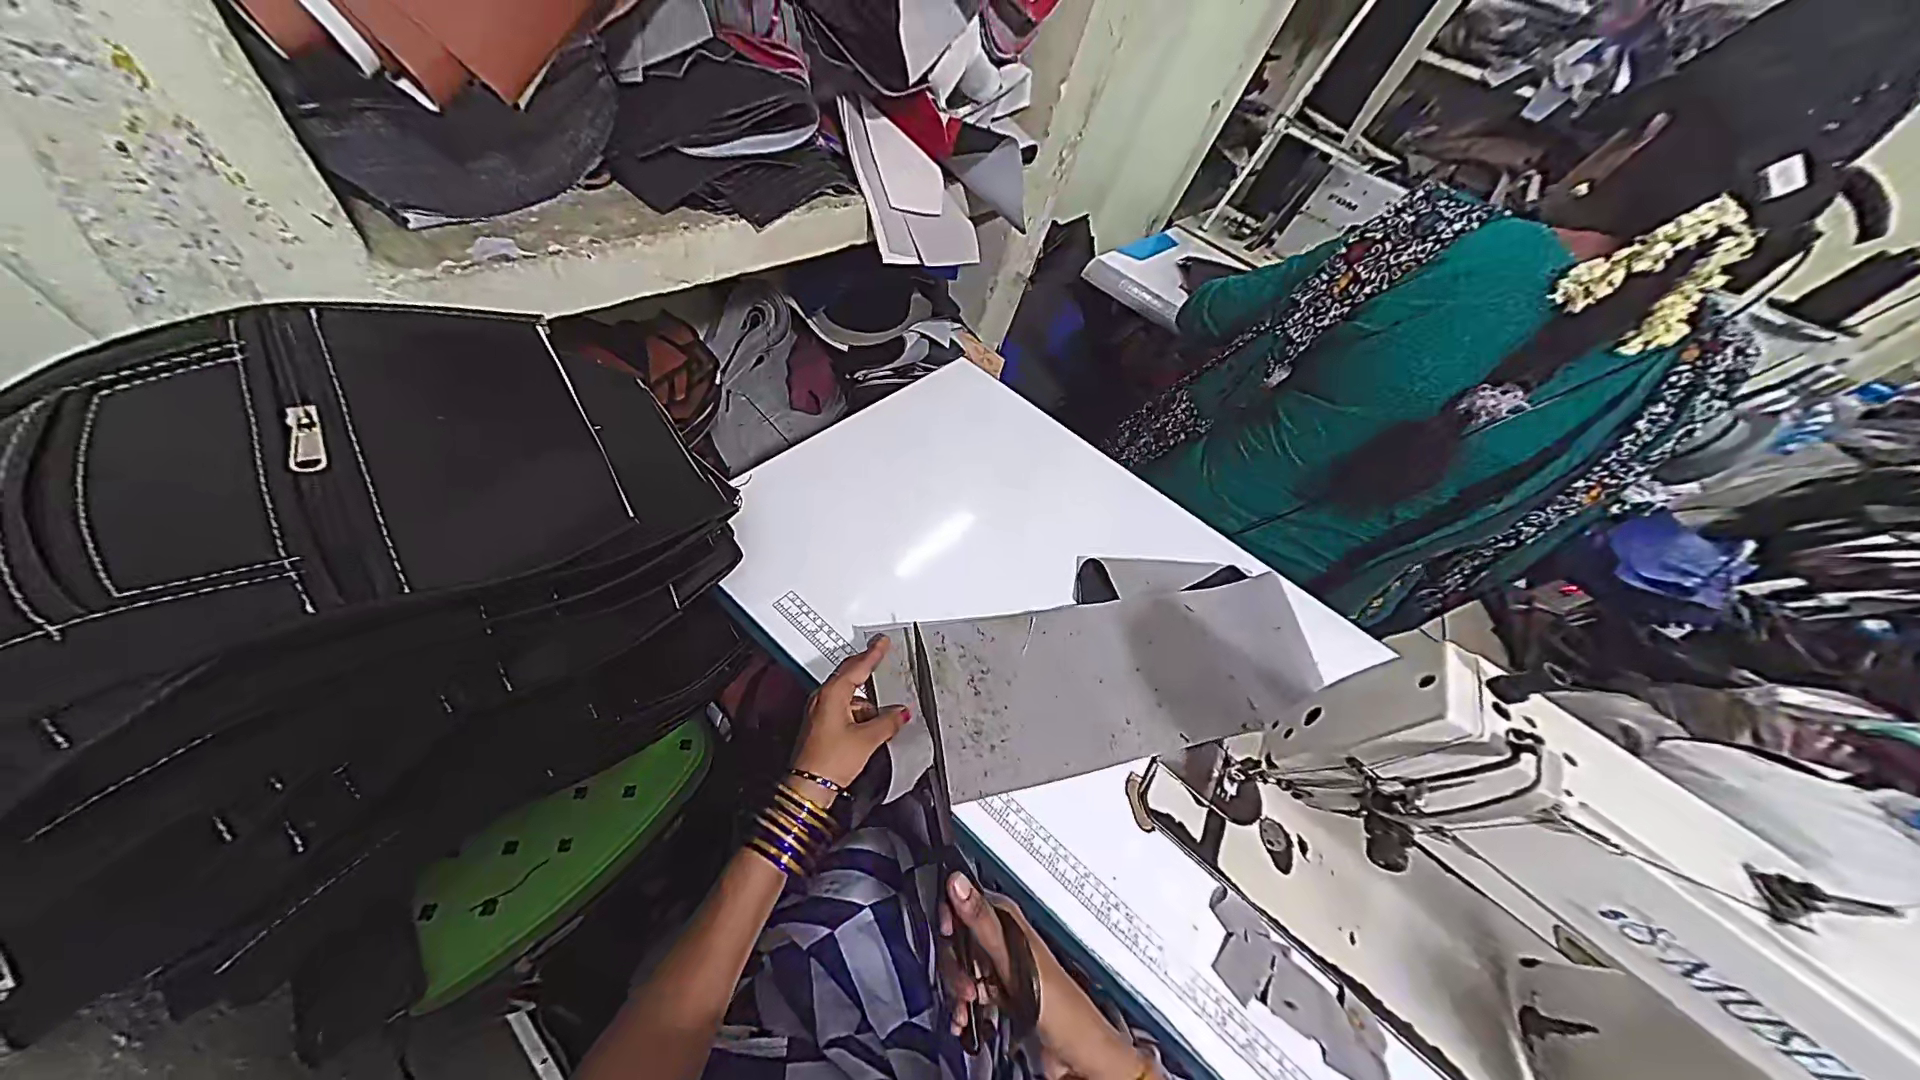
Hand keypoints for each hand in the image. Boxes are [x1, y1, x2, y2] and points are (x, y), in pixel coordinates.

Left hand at [791, 636, 911, 792]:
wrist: (808, 787)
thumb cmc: (829, 761)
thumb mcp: (867, 739)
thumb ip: (888, 721)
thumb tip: (900, 713)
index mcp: (833, 694)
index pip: (857, 666)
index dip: (873, 653)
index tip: (882, 642)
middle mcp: (823, 699)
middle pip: (848, 674)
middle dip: (865, 666)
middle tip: (879, 655)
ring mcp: (819, 711)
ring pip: (847, 694)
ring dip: (865, 696)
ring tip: (883, 707)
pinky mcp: (820, 725)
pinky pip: (843, 708)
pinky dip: (858, 710)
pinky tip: (870, 723)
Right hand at [941, 874, 1152, 1079]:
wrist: (1074, 1052)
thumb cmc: (1056, 1003)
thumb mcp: (1011, 956)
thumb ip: (981, 918)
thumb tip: (958, 881)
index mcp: (1007, 918)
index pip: (964, 901)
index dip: (949, 918)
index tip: (945, 936)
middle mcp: (1003, 937)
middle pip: (959, 938)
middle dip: (954, 964)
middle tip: (964, 984)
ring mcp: (1000, 964)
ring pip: (962, 966)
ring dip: (957, 988)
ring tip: (966, 1006)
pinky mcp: (999, 990)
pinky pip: (969, 989)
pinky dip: (962, 1004)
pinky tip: (965, 1017)